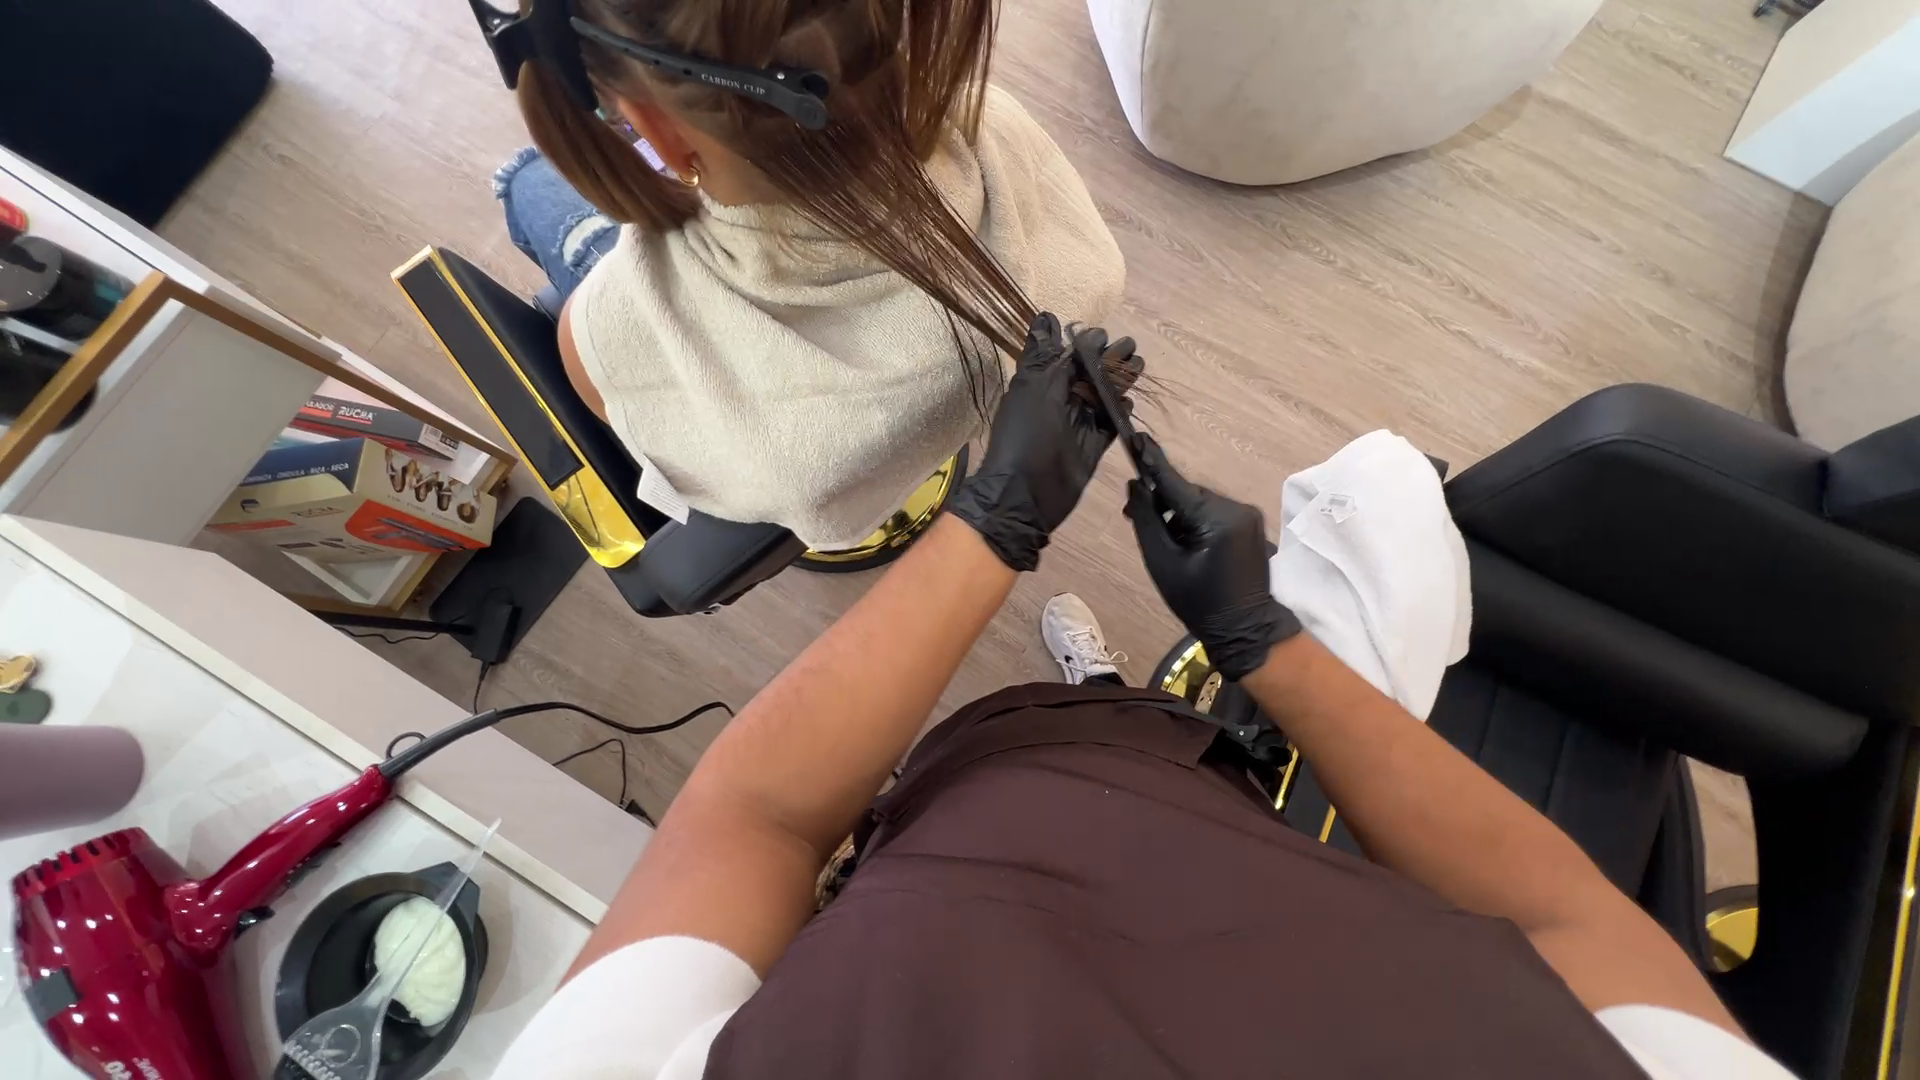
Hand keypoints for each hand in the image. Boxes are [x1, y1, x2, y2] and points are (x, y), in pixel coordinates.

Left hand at [948, 313, 1137, 570]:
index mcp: (1041, 383)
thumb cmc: (1026, 435)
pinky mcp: (1091, 448)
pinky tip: (1130, 403)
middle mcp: (1060, 401)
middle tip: (1132, 349)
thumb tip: (1048, 317)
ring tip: (1138, 367)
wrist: (1024, 493)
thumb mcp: (1034, 387)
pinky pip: (1109, 425)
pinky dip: (1119, 413)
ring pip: (1102, 396)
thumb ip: (1047, 355)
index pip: (1068, 355)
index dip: (1087, 344)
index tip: (1105, 336)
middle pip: (1090, 374)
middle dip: (1110, 360)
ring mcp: (1077, 425)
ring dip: (1120, 382)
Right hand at [1125, 435, 1300, 678]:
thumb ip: (1146, 520)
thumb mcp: (1162, 563)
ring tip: (1164, 541)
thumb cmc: (1199, 603)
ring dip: (1178, 514)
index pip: (1176, 483)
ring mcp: (1247, 516)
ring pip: (1199, 503)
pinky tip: (1184, 543)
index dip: (1152, 462)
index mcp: (1217, 518)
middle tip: (1135, 517)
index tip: (1137, 437)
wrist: (1245, 630)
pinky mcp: (1250, 525)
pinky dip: (1194, 522)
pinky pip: (1213, 513)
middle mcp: (1237, 508)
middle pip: (1187, 494)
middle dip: (1162, 502)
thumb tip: (1135, 486)